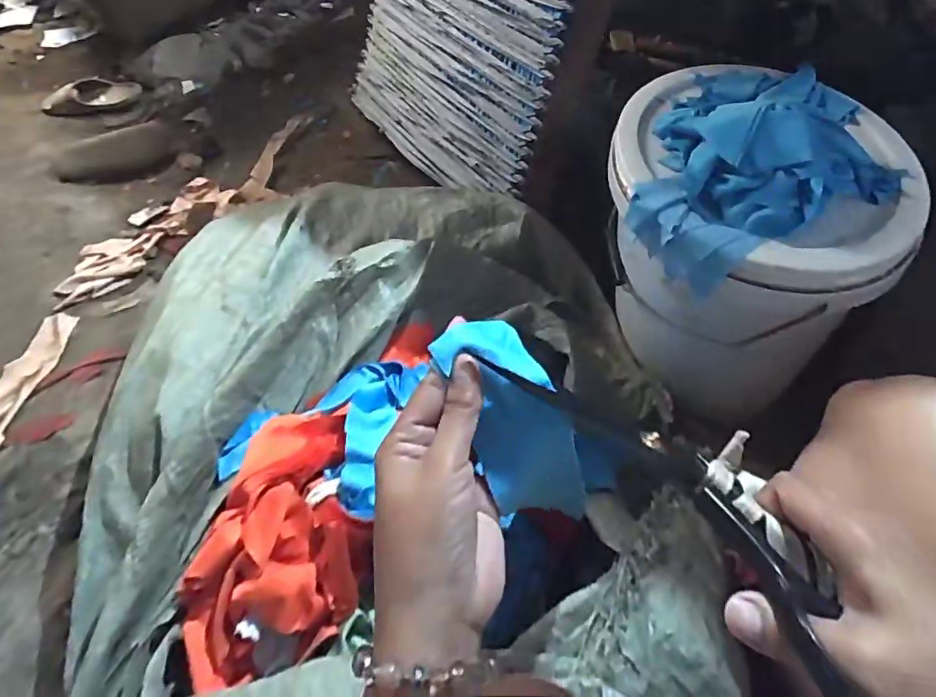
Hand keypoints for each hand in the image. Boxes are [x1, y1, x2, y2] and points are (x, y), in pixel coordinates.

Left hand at [373, 355, 505, 670]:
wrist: (445, 609)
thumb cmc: (429, 532)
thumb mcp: (441, 467)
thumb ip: (457, 413)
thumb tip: (465, 358)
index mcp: (404, 439)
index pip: (428, 386)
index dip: (452, 358)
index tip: (477, 327)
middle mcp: (427, 448)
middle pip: (454, 402)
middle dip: (478, 376)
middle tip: (512, 344)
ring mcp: (457, 469)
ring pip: (477, 424)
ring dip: (497, 402)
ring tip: (526, 367)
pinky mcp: (483, 489)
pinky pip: (496, 450)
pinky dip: (510, 431)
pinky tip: (531, 408)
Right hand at [724, 472, 935, 696]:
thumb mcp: (856, 660)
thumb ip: (788, 631)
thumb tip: (730, 606)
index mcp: (853, 534)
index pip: (786, 487)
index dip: (754, 507)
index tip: (742, 548)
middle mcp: (869, 528)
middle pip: (799, 509)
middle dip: (771, 538)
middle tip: (758, 581)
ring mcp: (890, 550)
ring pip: (820, 533)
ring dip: (795, 558)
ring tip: (786, 599)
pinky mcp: (904, 574)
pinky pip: (843, 554)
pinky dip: (821, 572)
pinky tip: (829, 614)